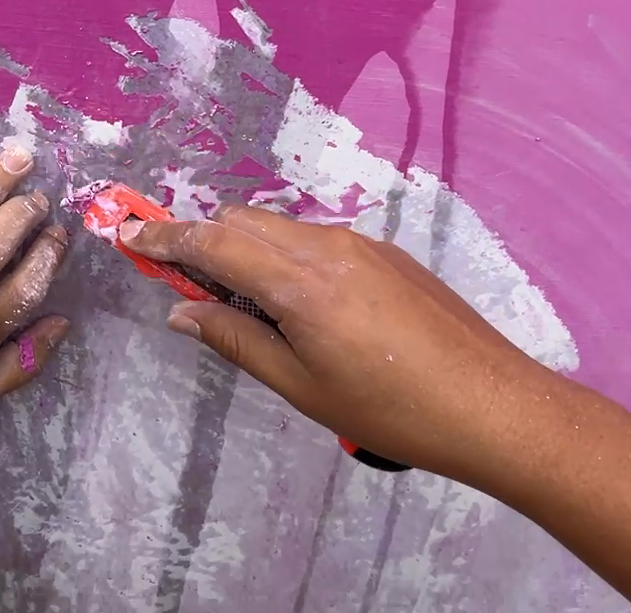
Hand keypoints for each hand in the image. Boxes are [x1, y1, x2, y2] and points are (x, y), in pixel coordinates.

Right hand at [121, 204, 555, 482]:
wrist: (501, 408)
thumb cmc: (391, 410)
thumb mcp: (300, 385)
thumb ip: (233, 338)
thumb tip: (181, 311)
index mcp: (299, 282)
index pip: (212, 242)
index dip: (164, 237)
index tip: (129, 233)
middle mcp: (324, 245)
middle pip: (239, 220)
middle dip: (203, 240)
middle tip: (192, 285)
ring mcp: (357, 242)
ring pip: (275, 225)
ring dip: (244, 247)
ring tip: (252, 302)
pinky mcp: (383, 250)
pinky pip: (311, 238)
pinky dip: (282, 254)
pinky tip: (306, 304)